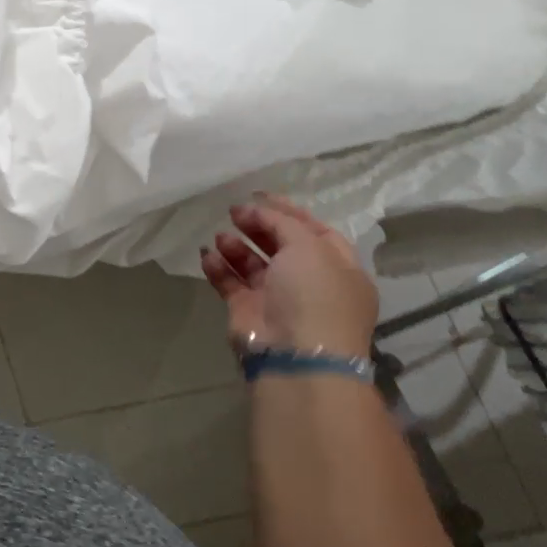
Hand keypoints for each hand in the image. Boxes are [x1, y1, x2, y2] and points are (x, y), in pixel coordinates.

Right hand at [201, 193, 377, 358]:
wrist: (295, 352)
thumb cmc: (314, 295)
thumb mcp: (308, 248)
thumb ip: (282, 223)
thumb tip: (254, 210)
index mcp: (339, 268)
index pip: (316, 231)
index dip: (289, 211)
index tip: (258, 194)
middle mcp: (310, 282)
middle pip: (281, 245)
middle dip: (258, 226)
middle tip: (233, 212)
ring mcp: (278, 296)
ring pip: (253, 263)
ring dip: (235, 246)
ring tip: (220, 236)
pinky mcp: (248, 309)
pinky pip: (230, 281)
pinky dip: (217, 266)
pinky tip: (207, 255)